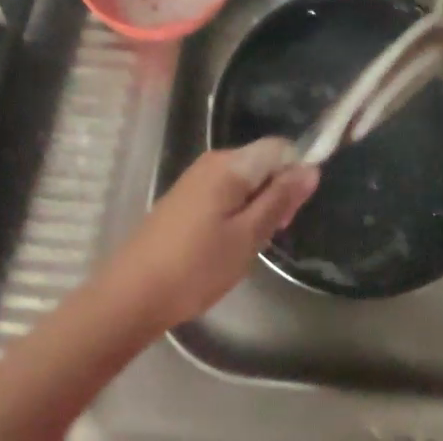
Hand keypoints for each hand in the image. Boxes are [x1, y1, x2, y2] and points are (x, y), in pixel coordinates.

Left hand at [97, 139, 319, 333]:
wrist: (131, 294)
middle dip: (277, 192)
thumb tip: (311, 168)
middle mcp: (213, 161)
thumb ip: (279, 200)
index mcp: (230, 165)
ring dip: (258, 205)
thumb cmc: (195, 268)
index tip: (292, 212)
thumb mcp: (247, 237)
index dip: (296, 173)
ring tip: (250, 245)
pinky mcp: (186, 197)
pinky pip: (226, 191)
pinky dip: (237, 211)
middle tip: (272, 234)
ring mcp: (196, 178)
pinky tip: (229, 244)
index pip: (280, 147)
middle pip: (262, 161)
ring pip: (245, 179)